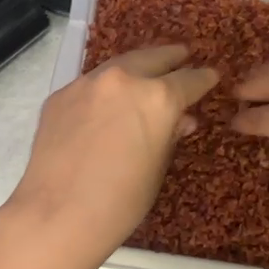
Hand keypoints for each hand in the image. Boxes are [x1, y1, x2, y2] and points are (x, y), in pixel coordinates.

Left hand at [1, 45, 217, 268]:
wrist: (58, 214)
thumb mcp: (157, 168)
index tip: (211, 76)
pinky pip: (90, 85)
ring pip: (118, 66)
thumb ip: (169, 135)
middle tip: (182, 55)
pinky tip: (107, 100)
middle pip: (152, 58)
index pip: (189, 80)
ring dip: (135, 67)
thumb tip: (181, 119)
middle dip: (170, 58)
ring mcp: (87, 84)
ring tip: (146, 71)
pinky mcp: (60, 96)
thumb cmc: (120, 201)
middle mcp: (123, 80)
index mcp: (158, 98)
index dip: (203, 79)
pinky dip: (105, 88)